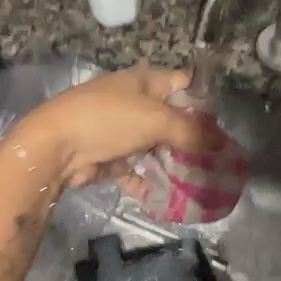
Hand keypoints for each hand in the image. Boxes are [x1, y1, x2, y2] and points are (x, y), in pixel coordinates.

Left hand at [7, 66, 211, 187]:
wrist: (56, 147)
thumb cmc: (108, 120)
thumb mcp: (156, 119)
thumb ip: (191, 131)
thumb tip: (220, 142)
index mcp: (145, 81)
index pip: (184, 83)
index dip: (205, 101)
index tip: (224, 125)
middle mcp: (135, 103)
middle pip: (173, 120)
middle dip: (194, 140)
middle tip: (218, 161)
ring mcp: (122, 132)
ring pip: (156, 148)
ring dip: (175, 165)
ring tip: (201, 183)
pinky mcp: (111, 159)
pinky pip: (137, 172)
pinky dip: (151, 184)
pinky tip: (170, 199)